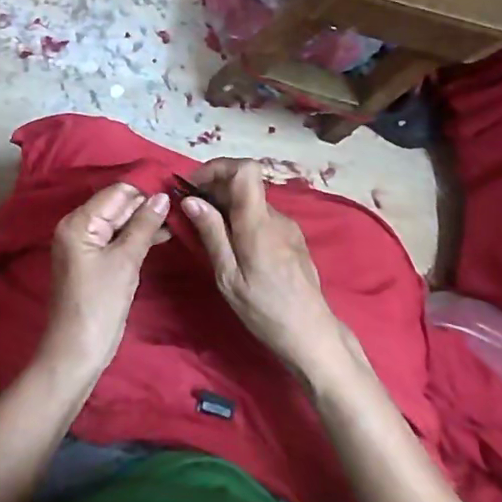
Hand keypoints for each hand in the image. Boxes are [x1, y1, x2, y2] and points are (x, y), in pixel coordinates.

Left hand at [41, 183, 171, 378]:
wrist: (76, 352)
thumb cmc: (99, 304)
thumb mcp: (125, 261)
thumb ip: (144, 225)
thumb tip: (163, 196)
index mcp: (79, 222)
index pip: (117, 192)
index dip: (145, 192)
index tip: (175, 195)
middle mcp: (78, 226)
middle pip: (117, 205)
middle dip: (146, 206)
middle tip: (180, 209)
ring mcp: (84, 244)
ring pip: (119, 222)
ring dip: (144, 222)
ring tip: (175, 222)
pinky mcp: (93, 260)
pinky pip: (116, 238)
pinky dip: (135, 237)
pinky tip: (161, 236)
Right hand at [179, 159, 350, 377]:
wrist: (311, 333)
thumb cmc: (265, 310)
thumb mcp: (228, 277)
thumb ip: (212, 234)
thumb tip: (191, 199)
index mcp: (259, 223)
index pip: (245, 169)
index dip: (217, 167)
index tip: (193, 186)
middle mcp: (276, 216)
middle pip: (245, 182)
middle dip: (214, 188)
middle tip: (191, 211)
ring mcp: (287, 225)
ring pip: (252, 200)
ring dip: (227, 205)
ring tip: (207, 230)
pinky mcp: (292, 237)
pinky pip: (262, 216)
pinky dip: (242, 218)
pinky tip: (231, 244)